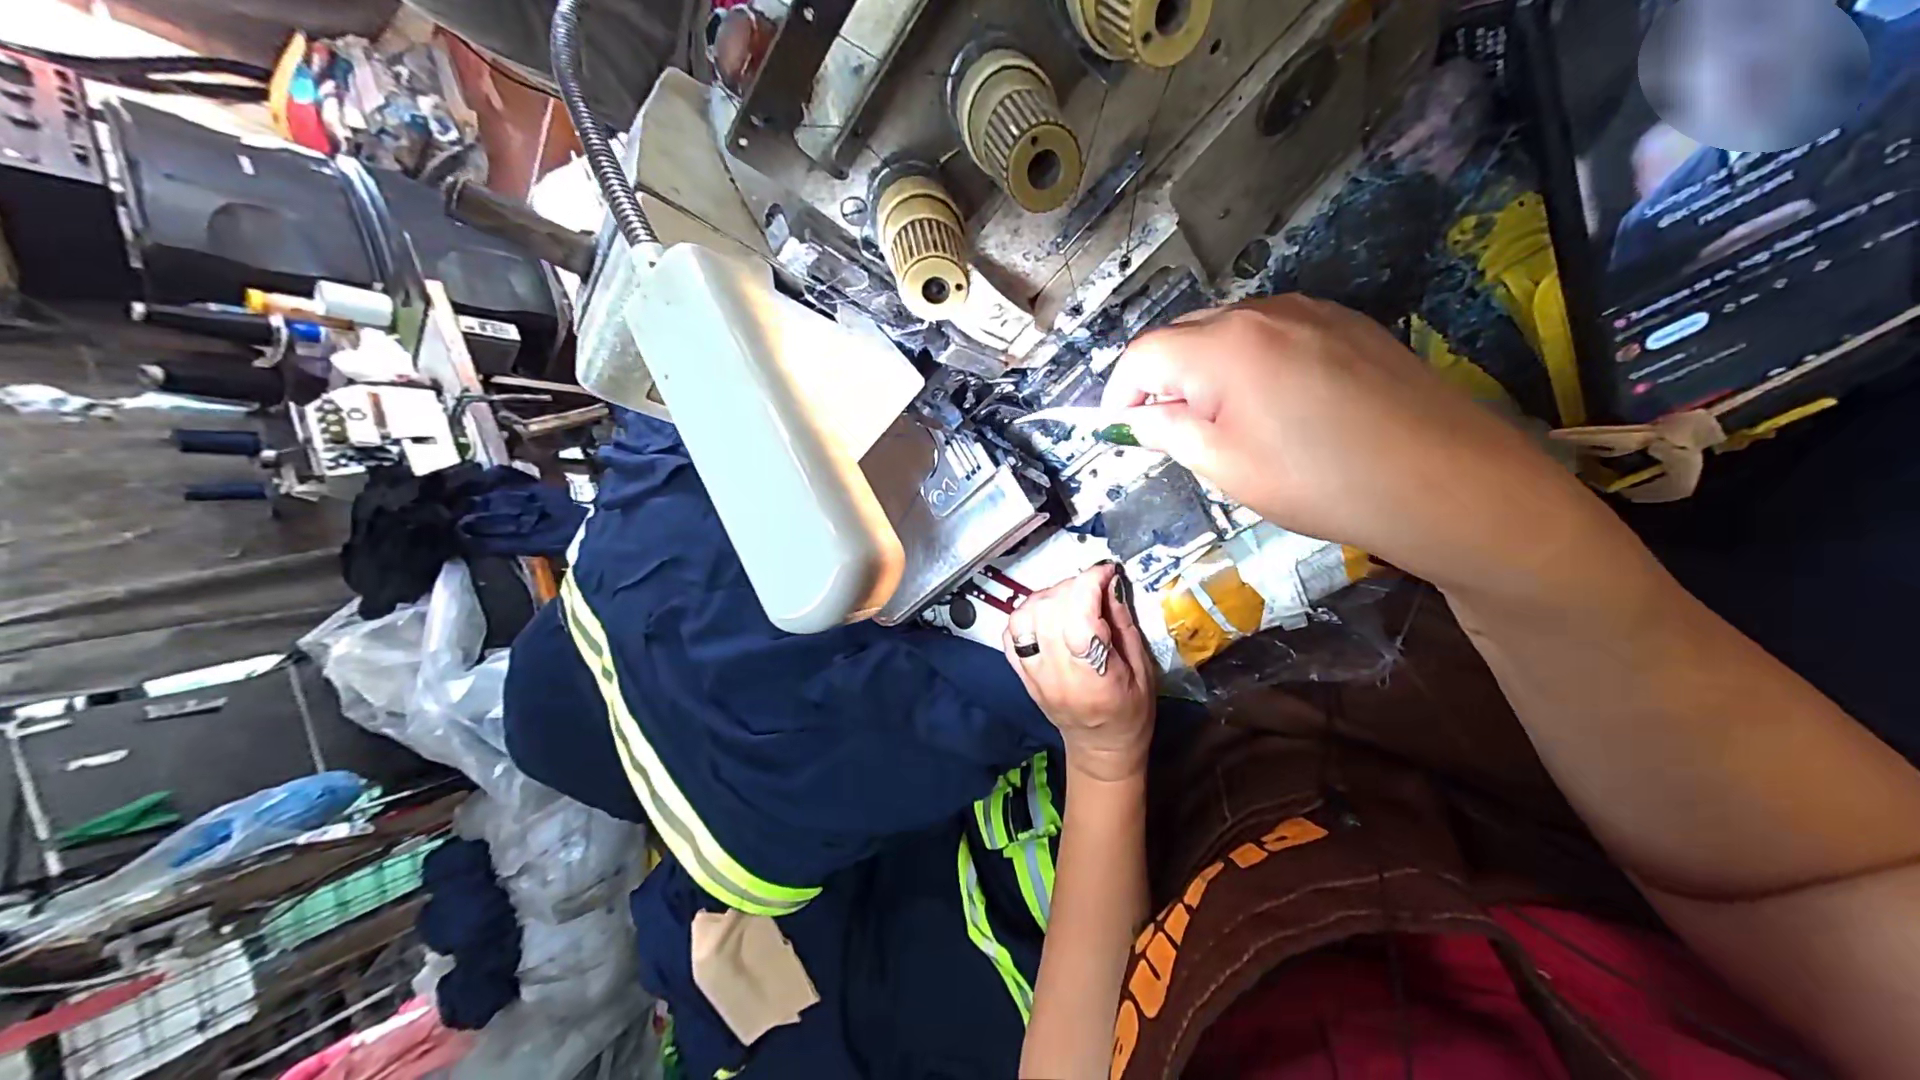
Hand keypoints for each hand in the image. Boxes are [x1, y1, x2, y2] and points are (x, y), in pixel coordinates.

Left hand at [1003, 564, 1155, 782]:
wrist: (1102, 748)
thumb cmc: (1130, 713)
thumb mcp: (1142, 668)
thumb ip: (1123, 624)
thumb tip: (1109, 585)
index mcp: (1093, 675)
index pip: (1077, 616)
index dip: (1089, 584)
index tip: (1105, 572)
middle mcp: (1056, 673)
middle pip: (1048, 611)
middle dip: (1071, 587)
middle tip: (1092, 589)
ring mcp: (1033, 674)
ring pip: (1023, 618)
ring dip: (1045, 598)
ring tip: (1069, 600)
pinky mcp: (1022, 674)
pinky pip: (1010, 634)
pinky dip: (1025, 615)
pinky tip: (1047, 615)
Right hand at [1102, 295, 1612, 598]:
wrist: (1445, 481)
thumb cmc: (1319, 482)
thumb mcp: (1225, 466)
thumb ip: (1169, 430)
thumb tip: (1140, 415)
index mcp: (1222, 346)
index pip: (1142, 355)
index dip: (1120, 392)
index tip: (1119, 427)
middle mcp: (1261, 312)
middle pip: (1183, 334)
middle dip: (1162, 378)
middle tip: (1169, 430)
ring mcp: (1310, 311)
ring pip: (1228, 331)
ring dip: (1206, 369)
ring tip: (1224, 420)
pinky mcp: (1346, 323)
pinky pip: (1274, 332)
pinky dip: (1251, 362)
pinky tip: (1275, 404)